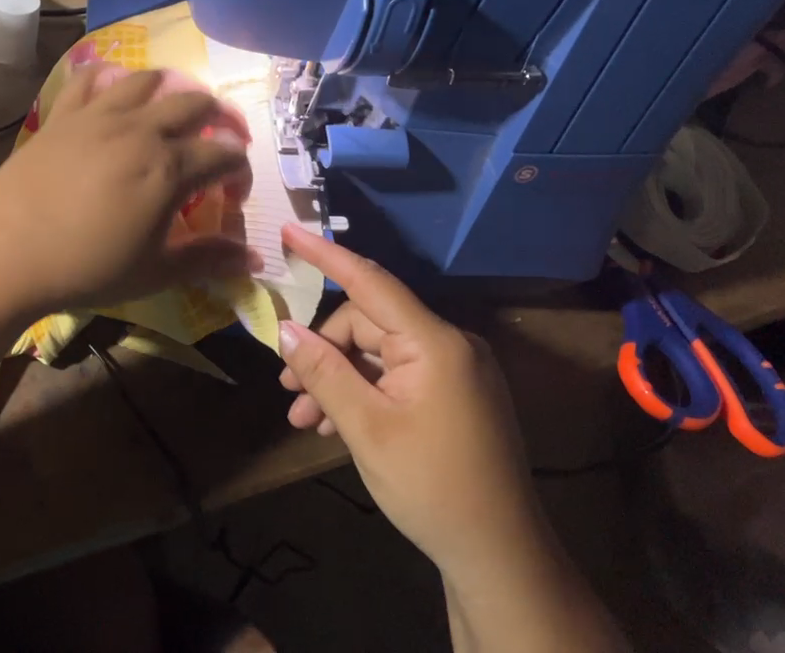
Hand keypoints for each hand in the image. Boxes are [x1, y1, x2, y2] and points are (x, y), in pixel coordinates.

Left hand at [0, 67, 257, 322]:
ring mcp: (97, 117)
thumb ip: (206, 260)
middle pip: (192, 104)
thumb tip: (254, 259)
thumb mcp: (153, 272)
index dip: (238, 169)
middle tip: (217, 136)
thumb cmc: (85, 268)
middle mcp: (140, 130)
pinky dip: (107, 78)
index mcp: (169, 168)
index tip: (234, 189)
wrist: (6, 252)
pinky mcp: (62, 115)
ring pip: (145, 80)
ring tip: (170, 106)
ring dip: (168, 88)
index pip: (223, 155)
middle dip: (216, 117)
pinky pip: (89, 80)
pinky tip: (110, 88)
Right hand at [274, 226, 547, 576]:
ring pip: (376, 354)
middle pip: (366, 325)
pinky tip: (333, 425)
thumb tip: (284, 331)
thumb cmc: (430, 485)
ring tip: (304, 419)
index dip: (326, 255)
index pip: (370, 282)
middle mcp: (449, 346)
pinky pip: (395, 374)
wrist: (499, 554)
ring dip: (337, 379)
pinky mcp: (454, 394)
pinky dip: (363, 392)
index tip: (289, 230)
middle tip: (289, 390)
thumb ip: (323, 372)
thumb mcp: (365, 427)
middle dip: (323, 352)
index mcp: (434, 344)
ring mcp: (455, 370)